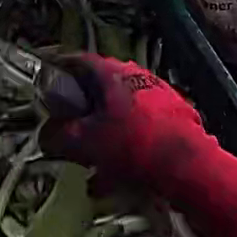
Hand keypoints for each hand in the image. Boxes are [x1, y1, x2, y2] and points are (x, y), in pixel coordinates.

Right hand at [42, 54, 236, 236]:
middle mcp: (133, 73)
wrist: (191, 165)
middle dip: (82, 111)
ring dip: (104, 134)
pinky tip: (121, 176)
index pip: (76, 61)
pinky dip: (126, 145)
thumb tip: (45, 135)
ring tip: (94, 166)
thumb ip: (60, 137)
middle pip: (98, 87)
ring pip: (119, 111)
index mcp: (110, 71)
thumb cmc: (133, 144)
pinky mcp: (173, 116)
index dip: (58, 69)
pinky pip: (139, 127)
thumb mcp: (87, 143)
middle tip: (69, 131)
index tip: (46, 81)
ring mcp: (156, 93)